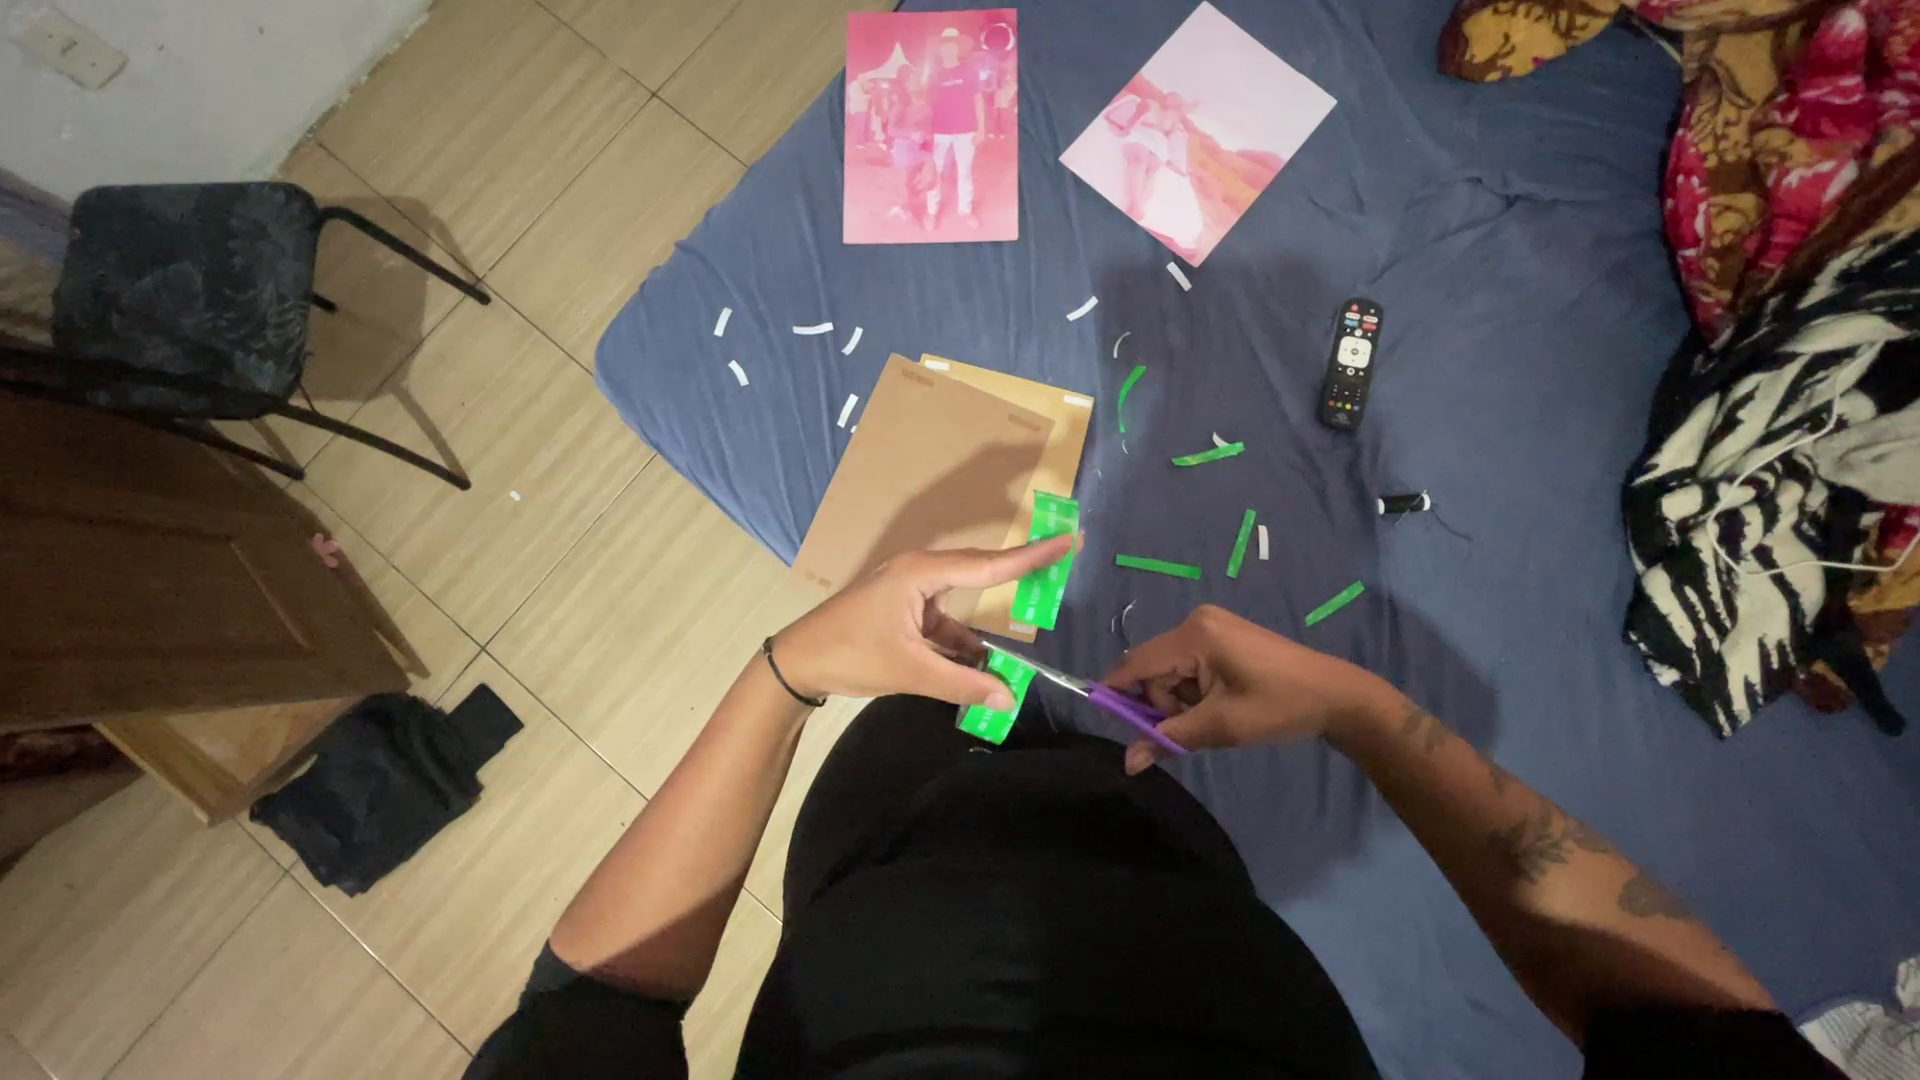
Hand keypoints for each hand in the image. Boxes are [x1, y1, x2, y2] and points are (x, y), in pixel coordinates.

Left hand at [773, 536, 1074, 708]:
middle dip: (1019, 571)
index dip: (1033, 555)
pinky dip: (961, 642)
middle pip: (980, 572)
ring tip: (1025, 622)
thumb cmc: (850, 655)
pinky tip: (981, 664)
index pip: (989, 564)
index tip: (1069, 539)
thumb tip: (1010, 696)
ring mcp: (910, 591)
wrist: (797, 662)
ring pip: (962, 601)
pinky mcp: (904, 611)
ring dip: (985, 624)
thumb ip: (962, 684)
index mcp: (922, 572)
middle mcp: (920, 572)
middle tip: (1063, 556)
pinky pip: (944, 621)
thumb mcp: (910, 671)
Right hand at [1102, 605, 1400, 773]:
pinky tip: (1215, 702)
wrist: (1336, 696)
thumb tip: (1128, 763)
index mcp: (1195, 635)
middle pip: (1152, 668)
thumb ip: (1169, 739)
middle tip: (1189, 729)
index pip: (1137, 663)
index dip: (1118, 693)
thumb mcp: (1221, 727)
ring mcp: (1209, 625)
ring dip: (1178, 698)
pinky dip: (1192, 689)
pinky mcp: (1220, 634)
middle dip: (1160, 702)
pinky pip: (1186, 663)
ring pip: (1168, 669)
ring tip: (1211, 717)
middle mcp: (1195, 621)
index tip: (1109, 722)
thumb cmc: (1280, 707)